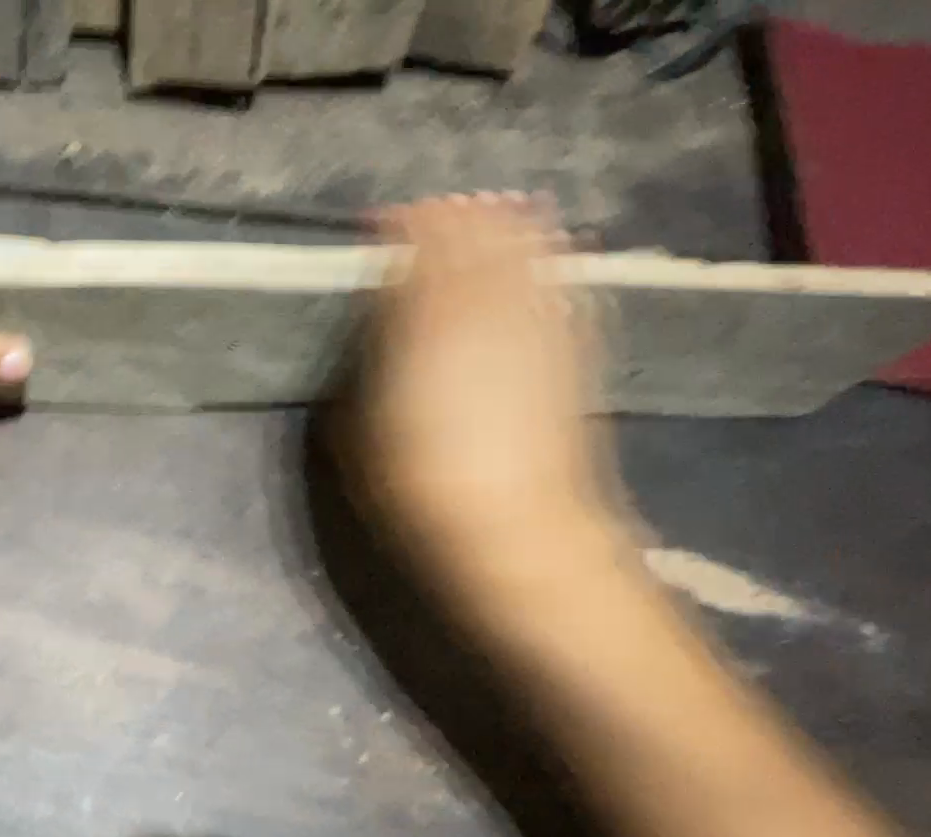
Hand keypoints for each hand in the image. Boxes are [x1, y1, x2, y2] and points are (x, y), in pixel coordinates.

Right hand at [341, 195, 623, 562]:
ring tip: (486, 222)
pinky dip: (543, 261)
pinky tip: (538, 261)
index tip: (381, 225)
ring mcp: (539, 321)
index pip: (421, 241)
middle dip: (455, 217)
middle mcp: (490, 304)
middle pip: (479, 231)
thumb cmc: (413, 481)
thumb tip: (377, 313)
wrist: (512, 525)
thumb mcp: (356, 424)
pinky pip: (558, 282)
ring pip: (526, 246)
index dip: (403, 224)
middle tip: (431, 220)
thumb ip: (368, 355)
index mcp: (428, 318)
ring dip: (503, 227)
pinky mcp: (574, 345)